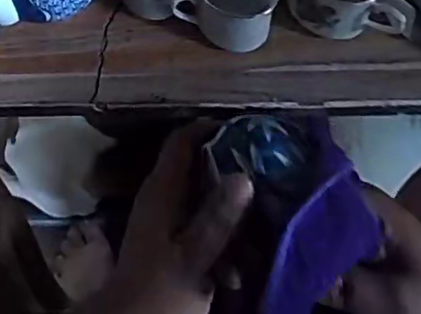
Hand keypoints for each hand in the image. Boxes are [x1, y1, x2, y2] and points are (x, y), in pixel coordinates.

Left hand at [77, 122, 252, 313]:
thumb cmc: (161, 289)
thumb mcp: (195, 255)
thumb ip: (218, 217)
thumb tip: (244, 176)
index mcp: (161, 189)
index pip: (180, 142)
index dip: (206, 129)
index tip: (240, 130)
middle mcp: (159, 196)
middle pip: (193, 169)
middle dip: (226, 174)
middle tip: (261, 177)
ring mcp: (161, 220)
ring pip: (199, 203)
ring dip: (226, 218)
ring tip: (256, 233)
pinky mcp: (167, 244)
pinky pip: (196, 230)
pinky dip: (217, 244)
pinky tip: (235, 276)